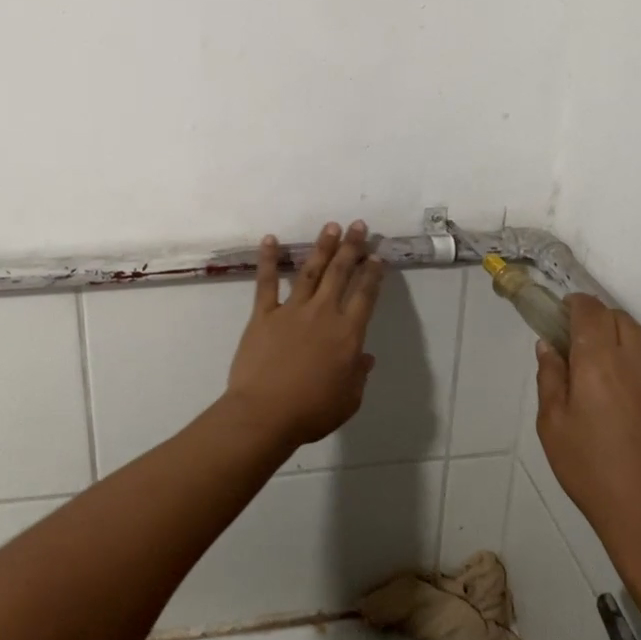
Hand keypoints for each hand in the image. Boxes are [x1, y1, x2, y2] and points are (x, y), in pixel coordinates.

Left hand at [222, 221, 385, 449]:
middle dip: (351, 247)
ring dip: (321, 246)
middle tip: (359, 226)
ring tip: (331, 226)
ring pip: (310, 271)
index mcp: (347, 334)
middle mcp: (323, 314)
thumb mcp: (349, 400)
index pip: (365, 296)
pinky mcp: (263, 315)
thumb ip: (359, 375)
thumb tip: (366, 358)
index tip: (377, 256)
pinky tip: (270, 239)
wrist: (265, 413)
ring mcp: (292, 311)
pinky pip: (266, 283)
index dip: (373, 274)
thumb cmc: (311, 412)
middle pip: (340, 273)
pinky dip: (268, 260)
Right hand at [535, 294, 640, 560]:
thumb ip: (550, 377)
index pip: (590, 309)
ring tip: (603, 372)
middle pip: (619, 318)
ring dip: (621, 339)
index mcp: (600, 360)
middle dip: (597, 321)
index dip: (574, 306)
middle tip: (578, 348)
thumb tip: (550, 345)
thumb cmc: (593, 471)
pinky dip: (640, 364)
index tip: (561, 319)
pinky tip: (628, 398)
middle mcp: (638, 360)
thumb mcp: (553, 426)